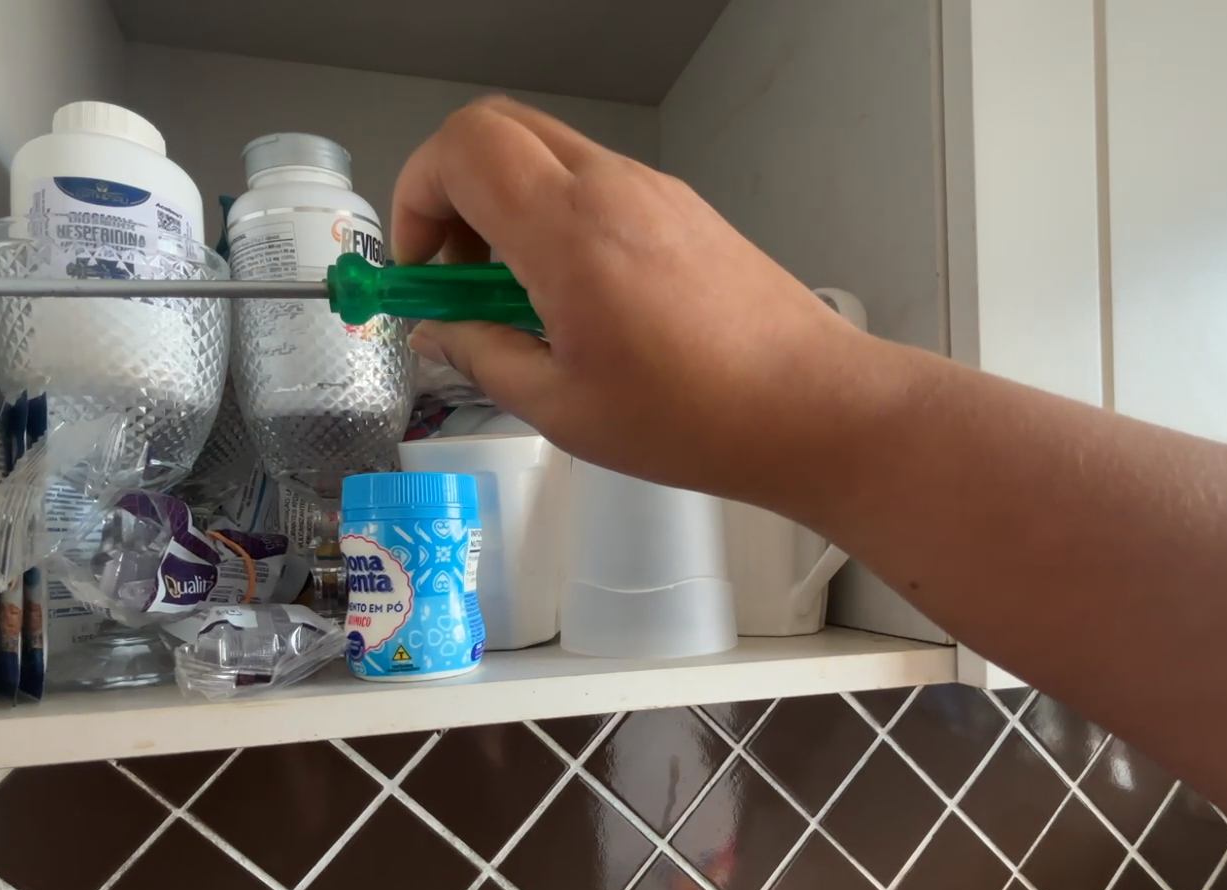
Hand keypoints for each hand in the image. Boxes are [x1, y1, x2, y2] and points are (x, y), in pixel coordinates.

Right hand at [394, 97, 880, 509]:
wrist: (809, 408)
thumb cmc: (693, 419)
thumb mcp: (562, 407)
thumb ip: (482, 356)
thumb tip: (439, 335)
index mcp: (570, 231)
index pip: (461, 149)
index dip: (416, 198)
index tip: (420, 269)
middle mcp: (613, 187)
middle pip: (498, 133)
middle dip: (453, 198)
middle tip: (459, 281)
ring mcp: (654, 191)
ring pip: (547, 158)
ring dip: (508, 212)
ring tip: (520, 303)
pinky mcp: (682, 210)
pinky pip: (595, 187)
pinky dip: (557, 222)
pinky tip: (575, 299)